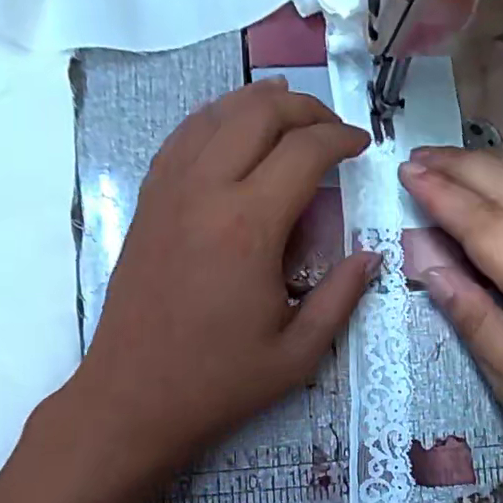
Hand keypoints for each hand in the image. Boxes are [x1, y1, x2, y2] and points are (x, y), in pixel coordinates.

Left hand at [60, 78, 374, 479]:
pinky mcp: (146, 205)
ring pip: (213, 115)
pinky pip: (180, 140)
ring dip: (256, 104)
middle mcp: (205, 193)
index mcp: (249, 227)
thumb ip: (341, 297)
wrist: (132, 398)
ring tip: (287, 110)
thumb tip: (371, 254)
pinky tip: (229, 130)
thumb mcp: (297, 354)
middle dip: (304, 110)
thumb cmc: (218, 382)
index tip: (360, 147)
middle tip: (330, 129)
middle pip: (258, 115)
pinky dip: (212, 121)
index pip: (303, 151)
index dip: (340, 139)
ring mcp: (167, 193)